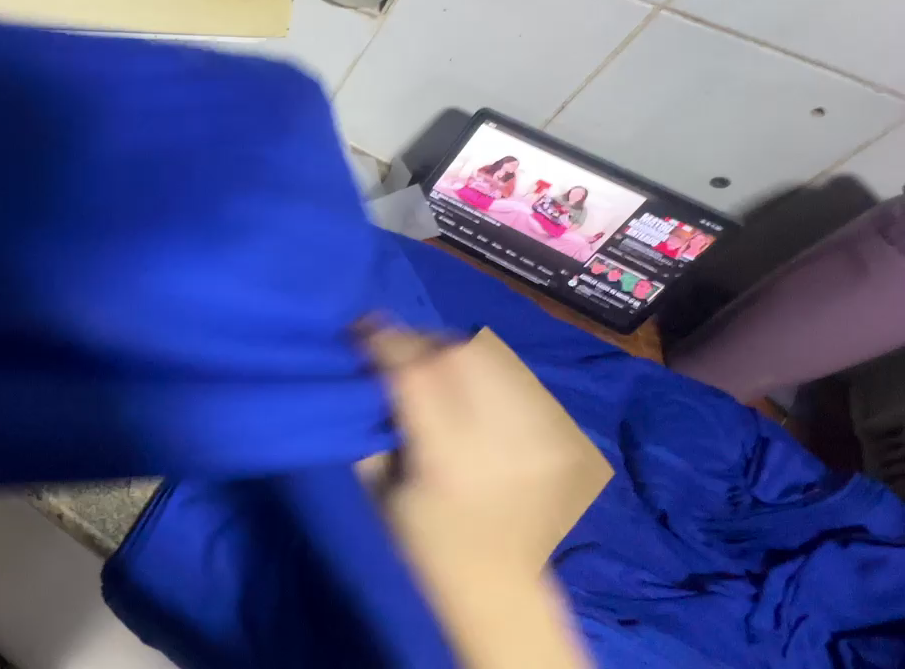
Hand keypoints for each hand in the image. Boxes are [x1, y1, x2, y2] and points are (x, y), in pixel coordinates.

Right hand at [362, 324, 595, 668]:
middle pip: (455, 356)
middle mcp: (500, 441)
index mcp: (448, 458)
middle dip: (413, 339)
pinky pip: (511, 376)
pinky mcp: (556, 437)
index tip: (357, 327)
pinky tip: (459, 378)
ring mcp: (537, 437)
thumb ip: (368, 422)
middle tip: (386, 342)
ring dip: (446, 347)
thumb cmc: (421, 539)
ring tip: (421, 358)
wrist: (500, 587)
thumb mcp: (375, 482)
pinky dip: (478, 366)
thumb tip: (359, 369)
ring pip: (487, 358)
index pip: (415, 373)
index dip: (383, 341)